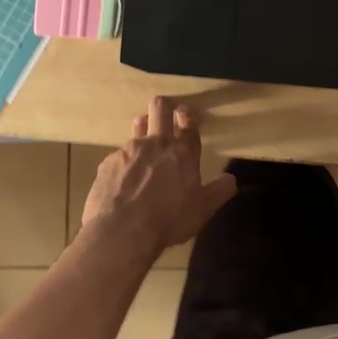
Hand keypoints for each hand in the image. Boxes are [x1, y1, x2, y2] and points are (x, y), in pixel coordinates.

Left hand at [79, 97, 235, 257]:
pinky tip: (122, 182)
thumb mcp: (203, 209)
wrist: (122, 232)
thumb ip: (219, 191)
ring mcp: (129, 151)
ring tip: (142, 149)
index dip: (188, 116)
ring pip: (137, 130)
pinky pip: (118, 157)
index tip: (185, 113)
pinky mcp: (107, 164)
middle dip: (163, 106)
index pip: (189, 124)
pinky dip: (123, 165)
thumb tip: (231, 180)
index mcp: (183, 153)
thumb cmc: (169, 219)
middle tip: (164, 112)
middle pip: (160, 109)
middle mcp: (156, 144)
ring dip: (141, 133)